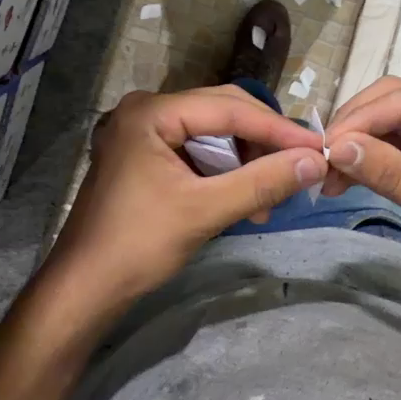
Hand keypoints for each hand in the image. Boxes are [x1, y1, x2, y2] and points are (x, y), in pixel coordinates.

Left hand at [47, 85, 325, 308]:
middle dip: (263, 142)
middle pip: (221, 112)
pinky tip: (244, 199)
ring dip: (245, 160)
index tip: (318, 147)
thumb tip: (316, 161)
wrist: (82, 291)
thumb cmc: (136, 246)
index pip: (228, 108)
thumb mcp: (204, 212)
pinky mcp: (145, 155)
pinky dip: (224, 172)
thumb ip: (261, 182)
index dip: (276, 128)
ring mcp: (143, 132)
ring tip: (271, 196)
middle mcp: (146, 109)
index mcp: (151, 111)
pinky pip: (197, 150)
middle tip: (302, 166)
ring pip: (212, 132)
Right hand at [321, 77, 400, 320]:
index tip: (324, 146)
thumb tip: (337, 147)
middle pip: (393, 103)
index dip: (361, 119)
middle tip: (321, 155)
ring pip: (389, 126)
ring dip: (357, 144)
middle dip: (356, 125)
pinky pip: (392, 150)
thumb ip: (391, 172)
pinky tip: (344, 180)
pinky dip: (367, 161)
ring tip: (328, 175)